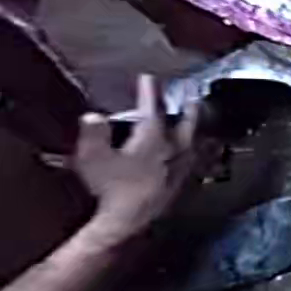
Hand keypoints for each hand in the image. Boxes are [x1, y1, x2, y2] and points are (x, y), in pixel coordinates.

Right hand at [72, 74, 199, 242]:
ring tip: (198, 109)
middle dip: (187, 104)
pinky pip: (196, 148)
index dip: (149, 93)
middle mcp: (178, 146)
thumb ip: (93, 135)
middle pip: (187, 120)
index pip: (152, 110)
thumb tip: (93, 114)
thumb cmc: (112, 184)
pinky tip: (198, 140)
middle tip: (191, 91)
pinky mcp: (188, 171)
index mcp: (154, 139)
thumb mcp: (93, 158)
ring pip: (195, 133)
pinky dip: (196, 138)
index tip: (149, 78)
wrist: (136, 211)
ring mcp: (186, 159)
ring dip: (195, 119)